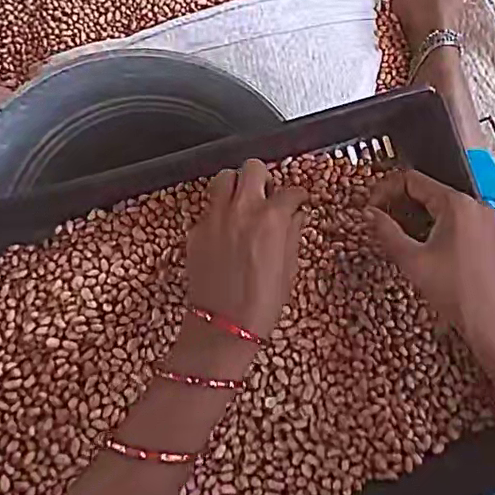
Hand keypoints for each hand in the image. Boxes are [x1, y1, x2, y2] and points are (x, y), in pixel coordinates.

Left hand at [186, 159, 308, 338]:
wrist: (223, 326)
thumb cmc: (262, 303)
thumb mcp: (289, 268)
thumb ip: (292, 233)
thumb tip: (297, 215)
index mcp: (271, 218)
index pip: (290, 191)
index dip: (297, 196)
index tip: (298, 201)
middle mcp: (241, 209)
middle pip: (252, 168)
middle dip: (263, 178)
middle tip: (267, 195)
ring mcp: (215, 217)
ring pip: (224, 178)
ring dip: (236, 185)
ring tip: (243, 204)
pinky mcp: (196, 230)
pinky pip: (209, 207)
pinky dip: (219, 211)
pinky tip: (227, 230)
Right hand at [365, 168, 494, 387]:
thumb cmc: (455, 292)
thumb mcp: (412, 261)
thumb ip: (386, 231)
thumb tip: (369, 214)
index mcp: (457, 204)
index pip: (413, 180)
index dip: (386, 190)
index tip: (371, 208)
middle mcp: (475, 206)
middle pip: (429, 192)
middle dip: (400, 205)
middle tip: (380, 224)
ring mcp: (486, 222)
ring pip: (442, 209)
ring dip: (417, 219)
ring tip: (399, 240)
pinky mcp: (490, 239)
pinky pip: (457, 223)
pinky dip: (436, 229)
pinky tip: (425, 251)